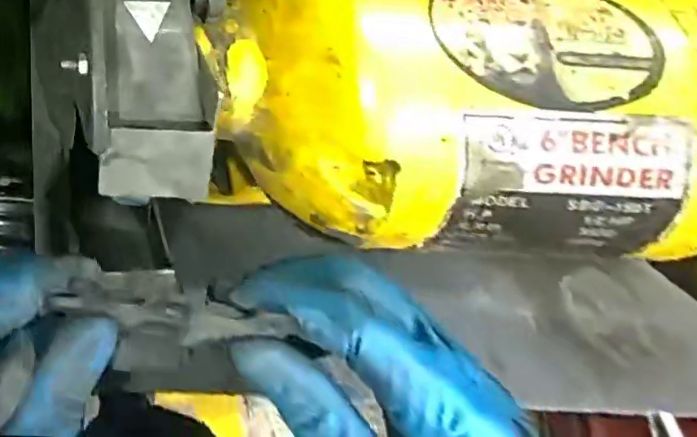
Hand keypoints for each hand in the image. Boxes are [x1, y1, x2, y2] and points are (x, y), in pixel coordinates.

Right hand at [227, 255, 532, 436]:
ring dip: (310, 289)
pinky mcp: (453, 378)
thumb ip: (315, 416)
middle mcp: (463, 371)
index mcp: (453, 404)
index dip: (287, 294)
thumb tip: (245, 343)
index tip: (232, 299)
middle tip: (242, 298)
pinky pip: (384, 316)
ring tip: (264, 309)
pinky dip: (333, 309)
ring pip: (373, 292)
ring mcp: (463, 370)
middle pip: (366, 286)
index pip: (356, 314)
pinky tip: (304, 332)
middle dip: (294, 280)